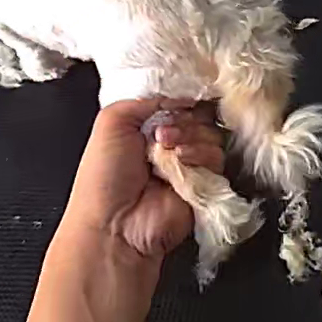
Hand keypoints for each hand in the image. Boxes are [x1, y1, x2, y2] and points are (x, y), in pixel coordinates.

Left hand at [64, 98, 223, 267]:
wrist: (114, 224)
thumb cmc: (104, 176)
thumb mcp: (112, 121)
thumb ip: (146, 98)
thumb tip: (181, 97)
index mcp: (149, 127)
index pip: (180, 102)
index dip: (181, 99)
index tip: (174, 104)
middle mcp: (172, 143)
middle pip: (199, 116)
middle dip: (182, 121)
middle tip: (160, 136)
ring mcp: (190, 163)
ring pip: (211, 134)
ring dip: (190, 138)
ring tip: (166, 153)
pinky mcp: (206, 182)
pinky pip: (217, 158)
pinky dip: (200, 156)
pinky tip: (180, 165)